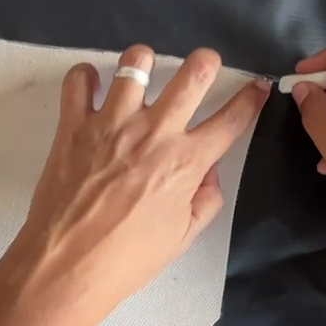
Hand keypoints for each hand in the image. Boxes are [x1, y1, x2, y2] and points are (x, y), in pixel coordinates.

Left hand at [0, 45, 268, 323]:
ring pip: (135, 62)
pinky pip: (79, 81)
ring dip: (143, 60)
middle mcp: (154, 132)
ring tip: (141, 71)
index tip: (257, 86)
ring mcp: (112, 123)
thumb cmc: (128, 258)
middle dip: (207, 61)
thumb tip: (209, 170)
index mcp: (186, 161)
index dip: (251, 99)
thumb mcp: (183, 237)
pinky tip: (91, 86)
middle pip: (193, 74)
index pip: (232, 119)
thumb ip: (205, 199)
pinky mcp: (73, 124)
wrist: (68, 265)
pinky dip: (85, 76)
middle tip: (204, 64)